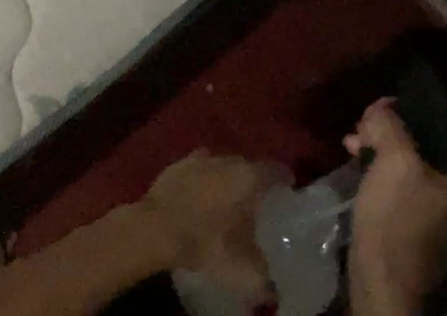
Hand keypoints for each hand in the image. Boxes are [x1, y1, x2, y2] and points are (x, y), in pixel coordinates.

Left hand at [139, 151, 280, 305]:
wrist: (157, 228)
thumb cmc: (207, 242)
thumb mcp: (244, 268)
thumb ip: (264, 276)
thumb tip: (272, 287)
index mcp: (248, 178)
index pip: (275, 170)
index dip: (284, 180)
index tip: (288, 191)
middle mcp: (225, 161)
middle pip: (247, 165)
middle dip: (254, 180)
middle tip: (258, 201)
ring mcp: (198, 159)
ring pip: (221, 164)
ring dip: (227, 177)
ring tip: (229, 198)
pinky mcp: (176, 164)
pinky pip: (198, 168)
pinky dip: (204, 178)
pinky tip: (202, 194)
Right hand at [344, 100, 446, 307]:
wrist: (383, 272)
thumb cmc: (395, 213)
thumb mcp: (394, 159)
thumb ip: (389, 125)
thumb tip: (383, 107)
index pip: (437, 126)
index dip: (407, 111)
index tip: (378, 107)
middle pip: (419, 141)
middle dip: (387, 128)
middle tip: (360, 126)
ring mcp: (432, 203)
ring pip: (403, 158)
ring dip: (377, 144)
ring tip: (350, 142)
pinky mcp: (409, 213)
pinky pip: (394, 176)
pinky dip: (376, 164)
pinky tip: (355, 159)